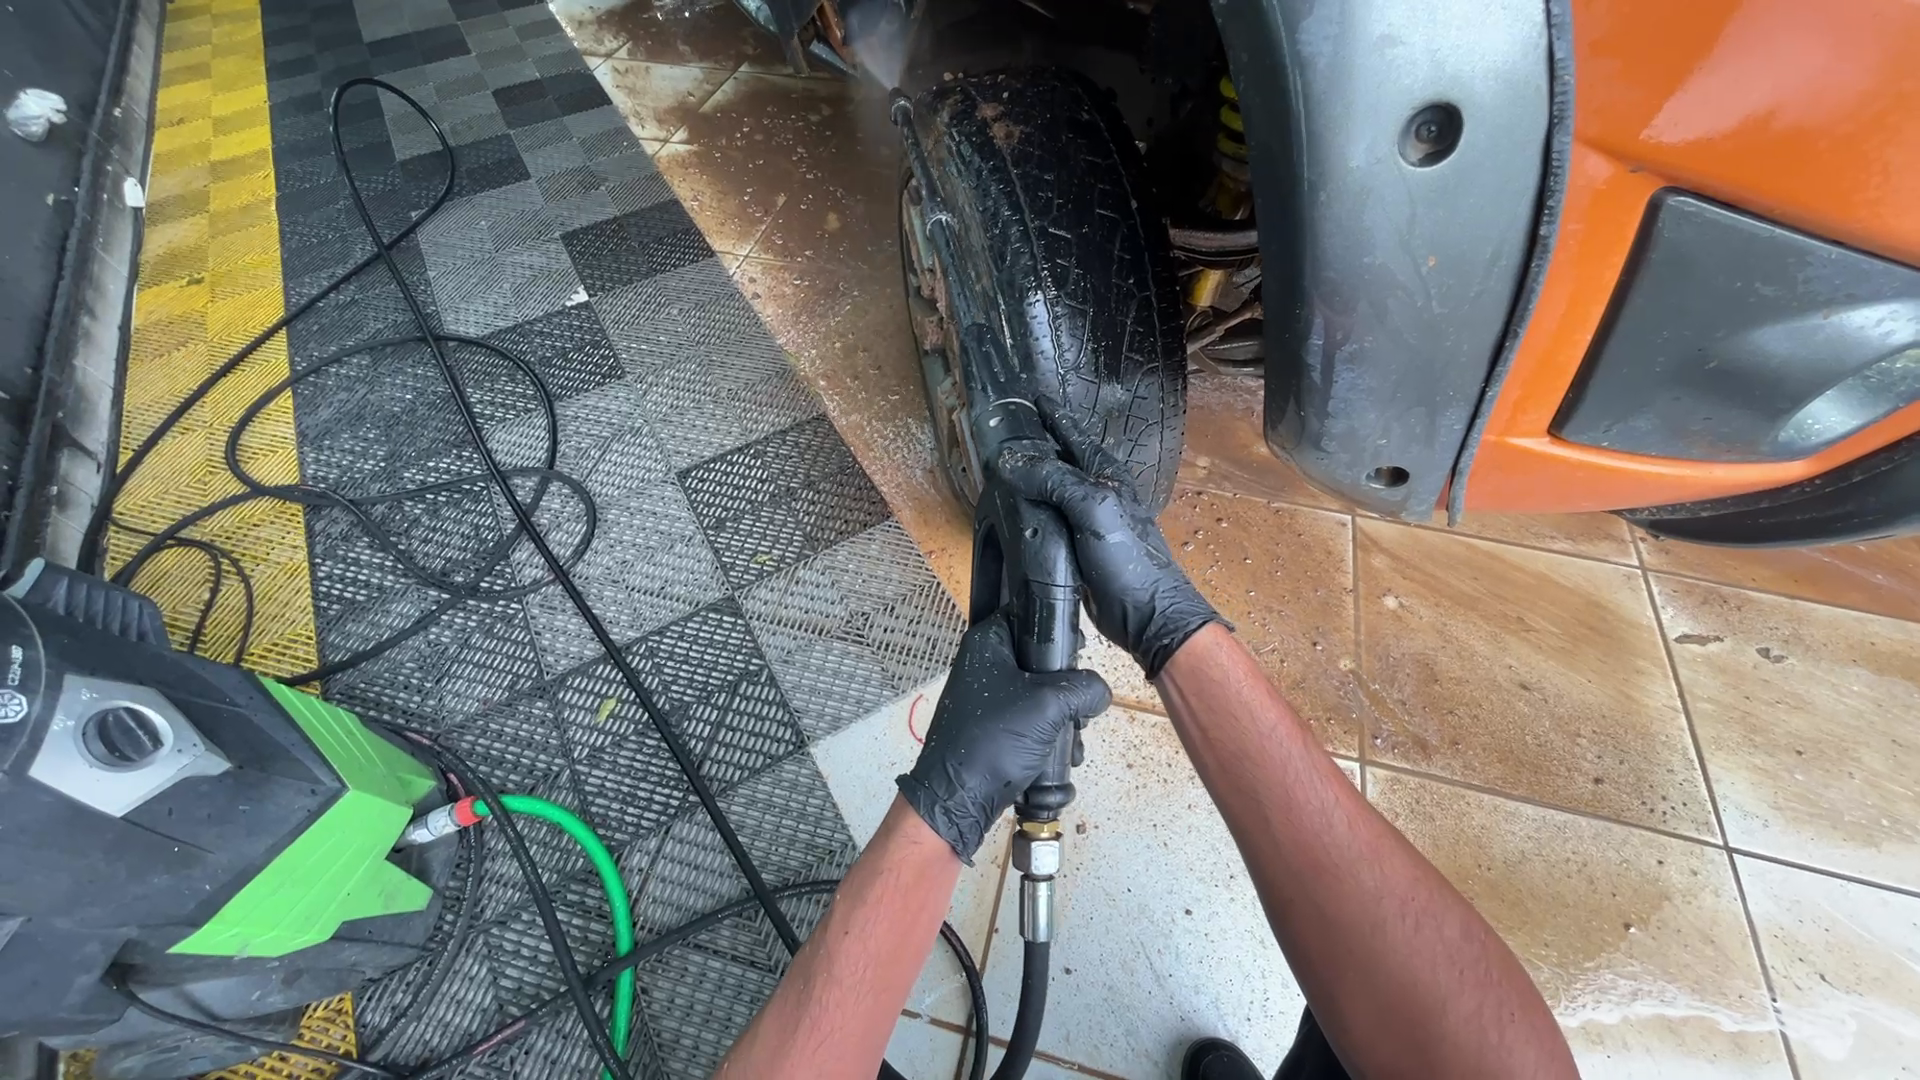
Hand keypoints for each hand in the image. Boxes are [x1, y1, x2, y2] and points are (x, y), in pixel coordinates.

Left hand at [898, 611, 1111, 860]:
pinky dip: (1048, 737)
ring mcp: (988, 699)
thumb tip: (1099, 692)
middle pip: (1041, 661)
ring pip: (1041, 696)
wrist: (959, 798)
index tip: (1078, 652)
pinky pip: (1032, 722)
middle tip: (1075, 707)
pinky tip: (1060, 756)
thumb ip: (1083, 688)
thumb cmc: (995, 739)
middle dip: (1066, 688)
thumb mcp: (1049, 705)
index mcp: (988, 643)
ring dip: (1062, 719)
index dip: (1057, 630)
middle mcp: (985, 665)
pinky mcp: (995, 729)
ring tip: (1068, 738)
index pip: (1028, 615)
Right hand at [998, 399, 1223, 678]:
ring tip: (1004, 467)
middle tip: (1005, 431)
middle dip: (1036, 443)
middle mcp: (1097, 491)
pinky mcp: (1078, 547)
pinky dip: (1032, 508)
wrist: (1146, 616)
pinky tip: (1016, 512)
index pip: (1072, 434)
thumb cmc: (1127, 560)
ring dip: (1033, 476)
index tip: (1029, 397)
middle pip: (1061, 459)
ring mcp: (1088, 521)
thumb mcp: (1092, 511)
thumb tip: (1009, 460)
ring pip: (1054, 488)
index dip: (1051, 415)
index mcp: (1105, 475)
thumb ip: (1055, 481)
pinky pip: (1049, 518)